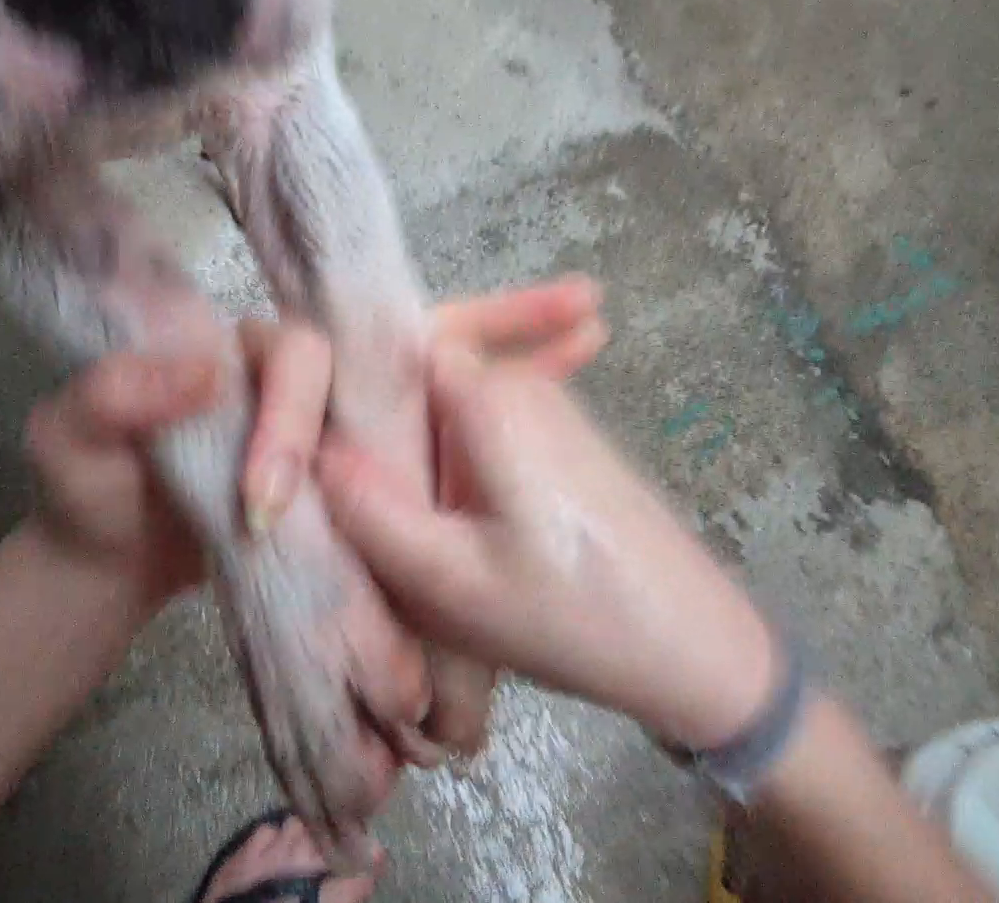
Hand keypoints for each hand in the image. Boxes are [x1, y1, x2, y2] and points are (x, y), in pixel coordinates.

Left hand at [23, 276, 609, 610]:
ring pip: (433, 374)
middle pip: (396, 338)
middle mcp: (305, 370)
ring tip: (592, 325)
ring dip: (512, 351)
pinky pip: (432, 431)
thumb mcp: (72, 448)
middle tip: (572, 304)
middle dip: (485, 321)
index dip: (293, 420)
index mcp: (243, 355)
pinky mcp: (363, 460)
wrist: (118, 559)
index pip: (291, 359)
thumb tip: (203, 367)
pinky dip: (494, 413)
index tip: (274, 506)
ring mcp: (342, 414)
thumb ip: (113, 402)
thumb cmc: (94, 497)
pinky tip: (562, 387)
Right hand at [316, 345, 779, 750]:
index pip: (390, 347)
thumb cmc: (572, 618)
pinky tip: (445, 516)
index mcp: (491, 396)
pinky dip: (452, 463)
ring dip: (415, 449)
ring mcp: (546, 409)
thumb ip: (374, 513)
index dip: (344, 385)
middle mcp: (518, 384)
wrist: (697, 650)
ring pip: (447, 409)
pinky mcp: (560, 441)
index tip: (301, 434)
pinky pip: (480, 432)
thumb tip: (310, 449)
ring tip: (388, 512)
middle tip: (340, 491)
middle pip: (417, 378)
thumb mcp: (455, 582)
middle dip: (377, 424)